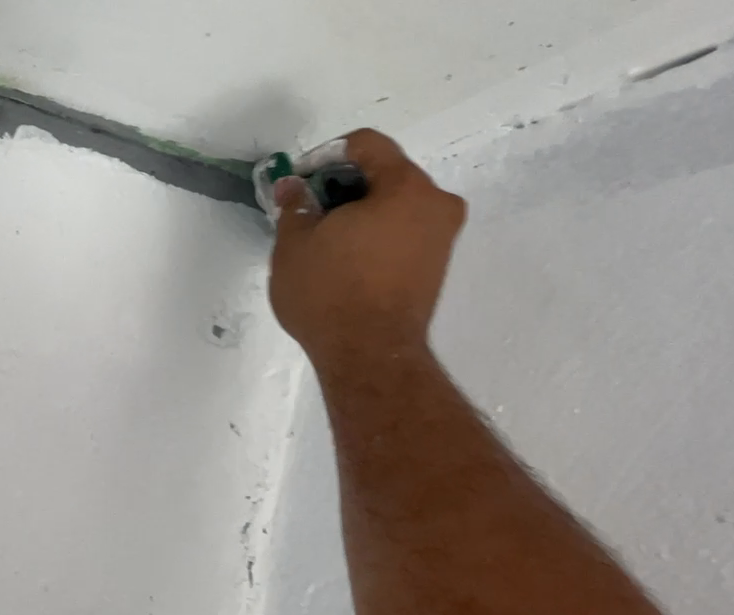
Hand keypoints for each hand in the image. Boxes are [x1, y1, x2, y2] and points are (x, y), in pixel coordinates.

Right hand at [269, 129, 467, 363]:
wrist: (367, 351)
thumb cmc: (329, 292)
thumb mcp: (294, 246)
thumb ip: (294, 207)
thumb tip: (292, 187)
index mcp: (404, 185)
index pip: (367, 145)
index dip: (325, 155)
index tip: (296, 180)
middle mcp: (435, 201)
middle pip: (384, 176)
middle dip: (341, 190)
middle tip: (305, 216)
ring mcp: (441, 234)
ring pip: (393, 207)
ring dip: (357, 216)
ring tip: (321, 245)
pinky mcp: (436, 264)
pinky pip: (400, 234)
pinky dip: (372, 238)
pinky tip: (343, 264)